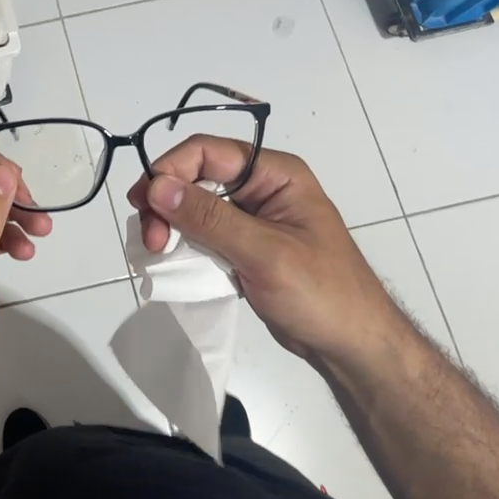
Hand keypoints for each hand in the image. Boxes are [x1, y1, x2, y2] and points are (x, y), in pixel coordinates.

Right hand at [126, 136, 410, 367]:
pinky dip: (182, 244)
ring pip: (192, 206)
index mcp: (275, 173)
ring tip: (157, 253)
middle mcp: (260, 186)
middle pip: (194, 176)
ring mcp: (250, 217)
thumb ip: (210, 218)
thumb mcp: (265, 254)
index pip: (207, 152)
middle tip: (150, 240)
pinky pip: (201, 233)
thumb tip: (157, 186)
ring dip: (169, 224)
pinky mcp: (241, 245)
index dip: (170, 170)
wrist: (354, 347)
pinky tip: (171, 261)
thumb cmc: (323, 295)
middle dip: (165, 202)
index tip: (144, 204)